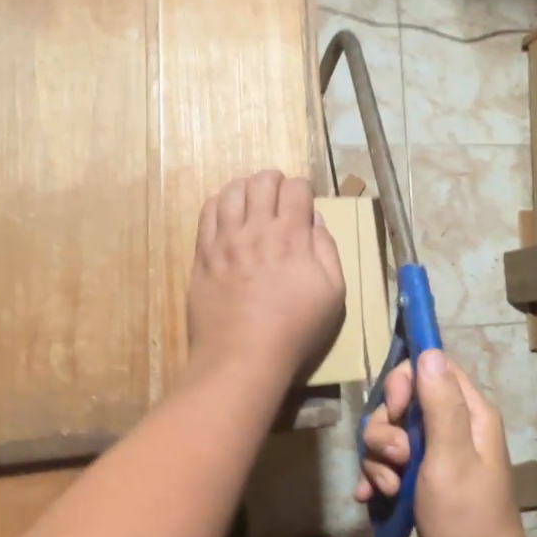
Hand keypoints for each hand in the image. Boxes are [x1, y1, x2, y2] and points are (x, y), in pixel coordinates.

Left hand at [187, 170, 344, 386]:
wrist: (242, 357)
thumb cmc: (296, 329)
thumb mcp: (333, 293)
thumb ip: (328, 251)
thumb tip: (316, 221)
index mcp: (292, 236)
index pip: (296, 188)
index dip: (303, 188)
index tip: (304, 200)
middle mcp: (257, 228)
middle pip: (263, 182)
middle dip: (275, 179)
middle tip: (279, 192)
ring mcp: (226, 239)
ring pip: (232, 191)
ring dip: (246, 187)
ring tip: (252, 197)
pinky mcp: (203, 254)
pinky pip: (207, 213)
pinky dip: (219, 202)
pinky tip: (226, 211)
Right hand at [355, 350, 536, 536]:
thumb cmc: (467, 519)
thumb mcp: (451, 458)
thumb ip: (441, 405)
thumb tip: (430, 351)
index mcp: (471, 413)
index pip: (434, 368)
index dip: (407, 382)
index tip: (398, 410)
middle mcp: (455, 427)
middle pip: (405, 401)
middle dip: (388, 429)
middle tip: (397, 460)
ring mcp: (437, 455)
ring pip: (391, 433)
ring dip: (380, 460)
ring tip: (389, 490)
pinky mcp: (422, 480)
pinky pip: (388, 463)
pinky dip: (377, 477)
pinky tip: (371, 499)